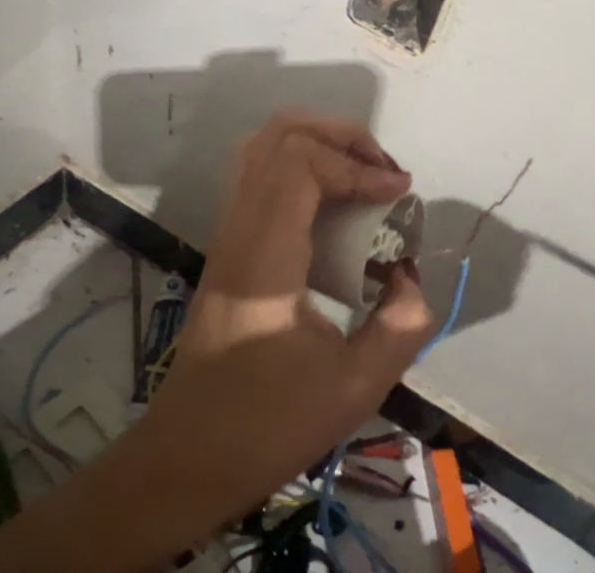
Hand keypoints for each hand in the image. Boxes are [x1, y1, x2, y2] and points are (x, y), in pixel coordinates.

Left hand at [141, 111, 434, 512]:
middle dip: (342, 138)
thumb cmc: (267, 426)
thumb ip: (401, 323)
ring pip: (264, 148)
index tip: (401, 194)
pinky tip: (338, 208)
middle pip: (279, 135)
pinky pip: (262, 177)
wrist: (186, 459)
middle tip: (386, 174)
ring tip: (366, 179)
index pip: (301, 162)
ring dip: (321, 147)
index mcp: (264, 258)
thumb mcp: (355, 387)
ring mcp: (228, 236)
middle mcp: (239, 231)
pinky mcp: (229, 249)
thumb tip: (409, 274)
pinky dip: (305, 168)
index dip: (359, 164)